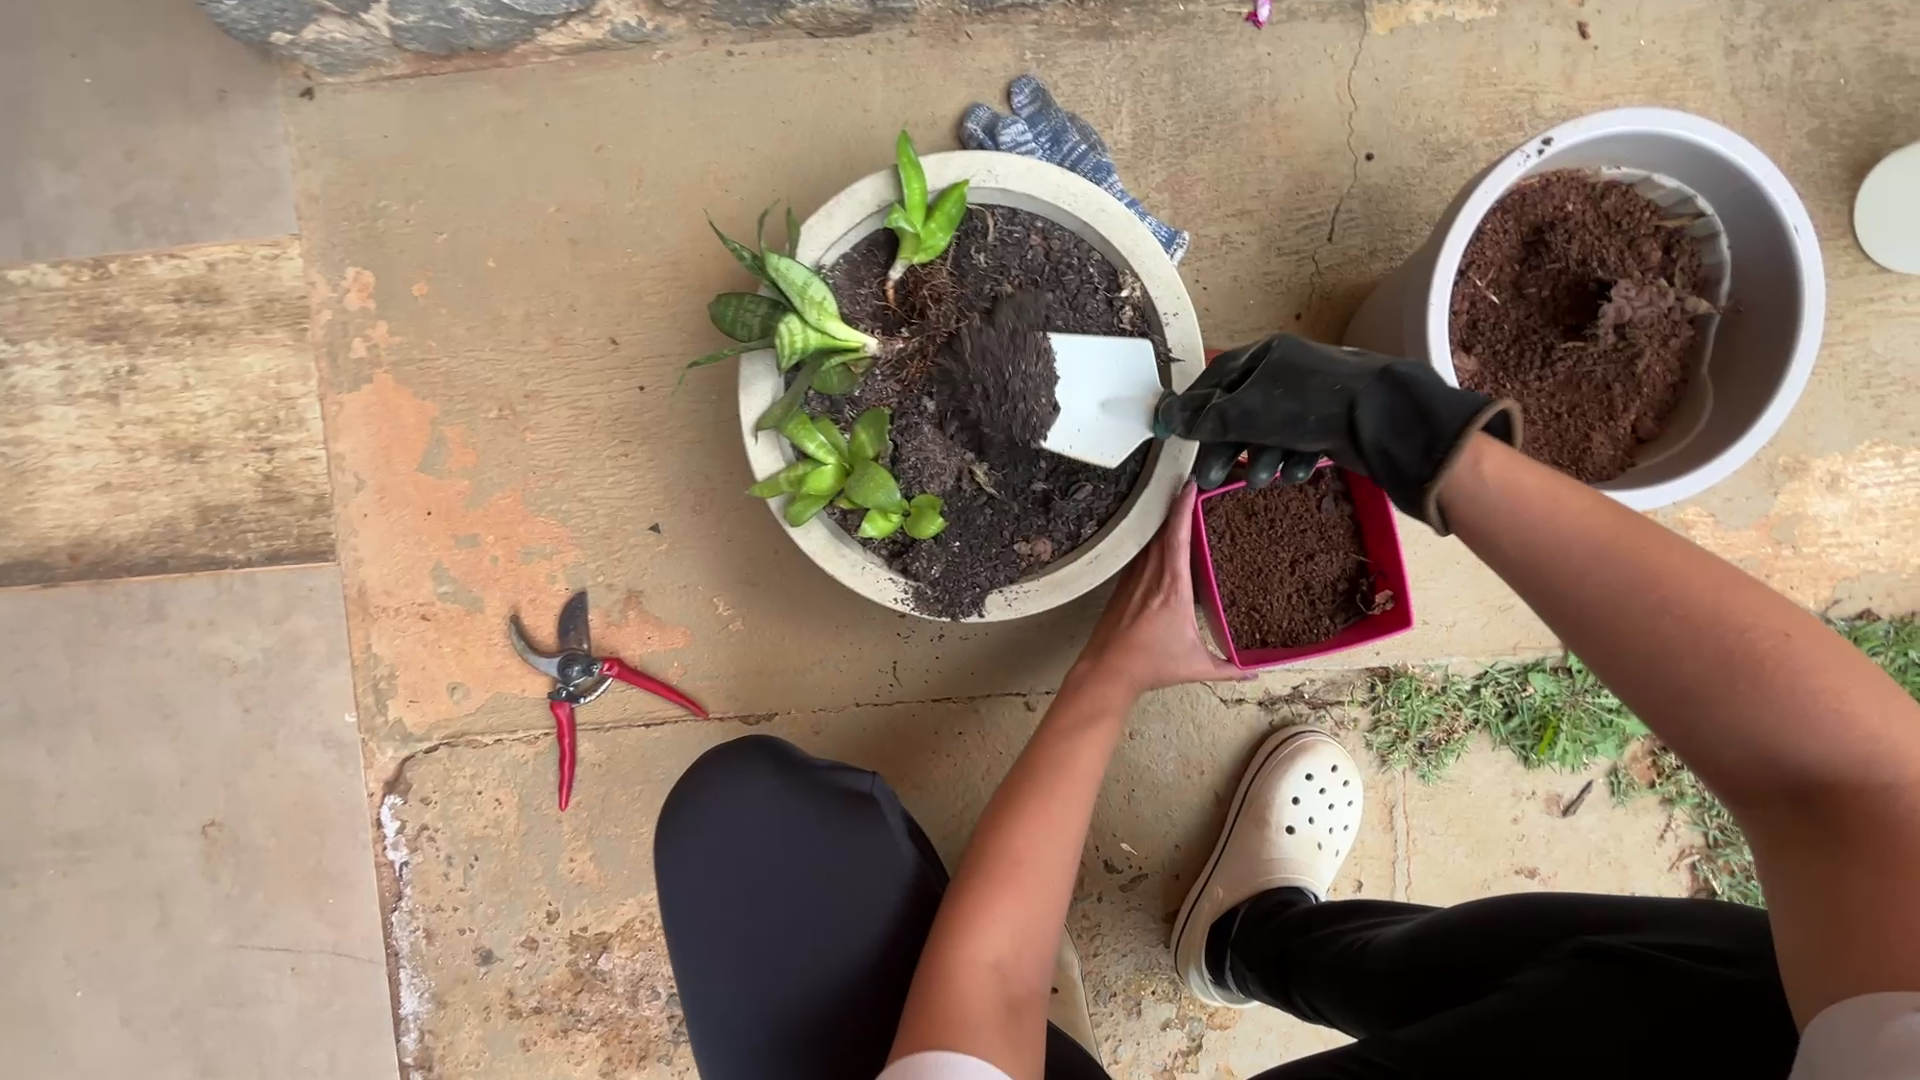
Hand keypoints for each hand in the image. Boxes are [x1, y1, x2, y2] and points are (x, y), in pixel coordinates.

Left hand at [1070, 482, 1245, 699]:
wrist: (1107, 669)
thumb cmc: (1148, 665)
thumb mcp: (1195, 666)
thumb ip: (1230, 668)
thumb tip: (1255, 670)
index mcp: (1171, 589)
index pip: (1177, 537)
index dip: (1183, 508)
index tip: (1191, 486)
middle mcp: (1150, 577)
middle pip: (1162, 530)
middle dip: (1176, 505)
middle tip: (1192, 486)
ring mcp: (1133, 579)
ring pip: (1149, 540)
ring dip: (1162, 520)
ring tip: (1178, 505)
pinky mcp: (1123, 585)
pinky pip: (1140, 553)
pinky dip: (1151, 540)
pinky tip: (1158, 538)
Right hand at [1155, 336, 1378, 489]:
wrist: (1387, 419)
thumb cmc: (1308, 406)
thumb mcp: (1246, 412)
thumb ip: (1205, 419)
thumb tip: (1168, 418)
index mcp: (1265, 356)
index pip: (1215, 379)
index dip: (1193, 408)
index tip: (1175, 434)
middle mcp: (1287, 372)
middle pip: (1240, 412)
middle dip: (1227, 448)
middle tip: (1210, 479)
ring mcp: (1312, 398)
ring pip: (1269, 432)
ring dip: (1261, 459)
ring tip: (1262, 480)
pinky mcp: (1334, 423)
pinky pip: (1300, 443)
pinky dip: (1293, 459)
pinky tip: (1296, 472)